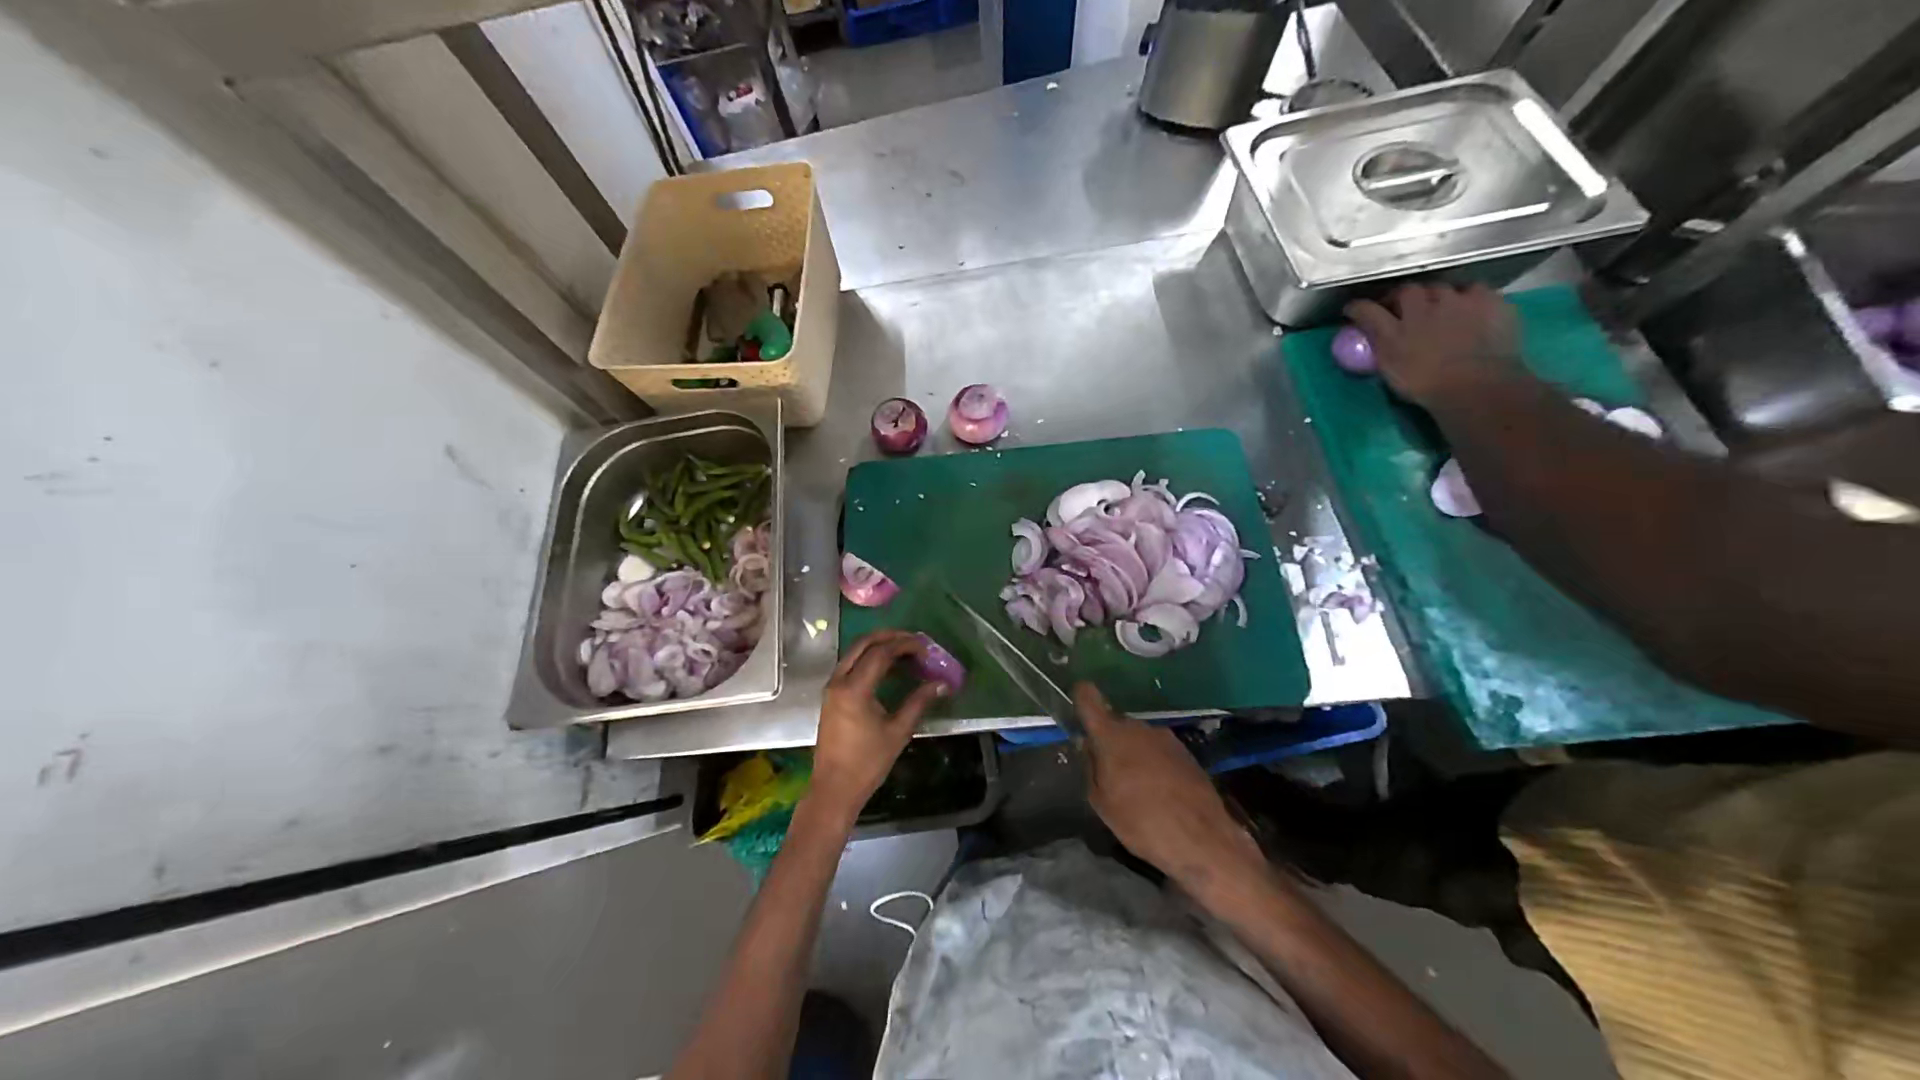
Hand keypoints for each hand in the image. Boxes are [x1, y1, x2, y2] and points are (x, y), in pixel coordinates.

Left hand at [810, 630, 948, 819]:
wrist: (835, 788)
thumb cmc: (867, 763)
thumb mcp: (898, 731)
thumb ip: (919, 702)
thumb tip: (941, 683)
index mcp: (854, 689)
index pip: (881, 653)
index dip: (905, 645)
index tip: (925, 646)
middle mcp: (839, 681)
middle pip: (863, 644)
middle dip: (889, 637)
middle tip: (914, 640)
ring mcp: (832, 687)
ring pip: (854, 652)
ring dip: (878, 646)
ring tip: (904, 650)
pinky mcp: (831, 696)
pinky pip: (850, 665)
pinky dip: (868, 658)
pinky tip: (888, 667)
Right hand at [1076, 682, 1267, 896]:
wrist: (1202, 840)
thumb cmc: (1141, 821)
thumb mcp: (1101, 802)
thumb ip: (1091, 768)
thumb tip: (1090, 748)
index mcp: (1112, 735)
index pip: (1089, 698)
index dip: (1081, 697)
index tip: (1077, 706)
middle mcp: (1139, 728)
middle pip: (1116, 724)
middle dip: (1109, 741)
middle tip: (1108, 772)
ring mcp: (1166, 739)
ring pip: (1139, 738)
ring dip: (1133, 754)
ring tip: (1136, 788)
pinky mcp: (1187, 753)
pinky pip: (1159, 752)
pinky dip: (1154, 765)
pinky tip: (1159, 793)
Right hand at [1345, 283, 1524, 409]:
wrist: (1478, 387)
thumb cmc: (1428, 386)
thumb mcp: (1391, 370)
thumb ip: (1380, 348)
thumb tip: (1375, 338)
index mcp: (1394, 329)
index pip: (1368, 310)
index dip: (1359, 309)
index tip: (1354, 310)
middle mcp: (1424, 307)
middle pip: (1408, 290)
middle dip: (1402, 297)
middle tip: (1403, 309)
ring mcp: (1459, 301)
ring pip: (1444, 287)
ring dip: (1438, 296)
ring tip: (1442, 309)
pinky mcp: (1491, 302)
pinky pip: (1477, 292)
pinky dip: (1471, 299)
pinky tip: (1472, 312)